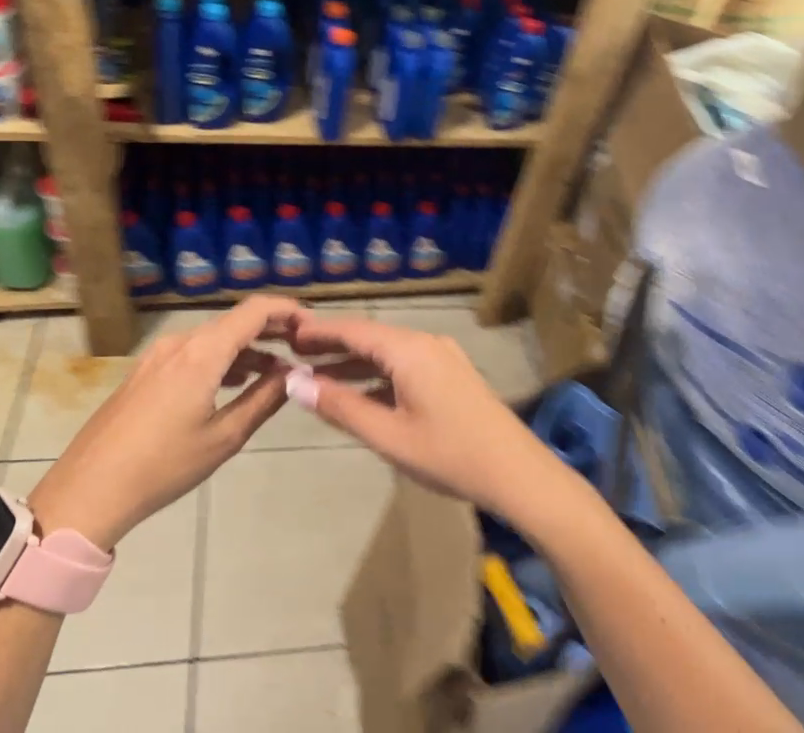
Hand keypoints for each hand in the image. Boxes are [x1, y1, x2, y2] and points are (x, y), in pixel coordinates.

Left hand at [28, 296, 303, 549]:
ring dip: (247, 348)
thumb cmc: (163, 466)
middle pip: (235, 321)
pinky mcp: (145, 372)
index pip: (255, 310)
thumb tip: (295, 373)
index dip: (289, 310)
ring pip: (214, 338)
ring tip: (277, 373)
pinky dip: (222, 359)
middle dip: (272, 331)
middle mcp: (180, 343)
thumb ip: (264, 399)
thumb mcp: (224, 437)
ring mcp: (158, 356)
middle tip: (303, 351)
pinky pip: (193, 352)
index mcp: (202, 353)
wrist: (89, 489)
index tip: (314, 326)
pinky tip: (235, 383)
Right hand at [285, 313, 569, 521]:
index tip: (287, 334)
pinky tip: (358, 394)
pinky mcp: (452, 376)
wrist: (517, 473)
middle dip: (333, 346)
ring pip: (388, 353)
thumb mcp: (388, 435)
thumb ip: (340, 407)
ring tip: (315, 375)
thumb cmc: (449, 454)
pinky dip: (378, 376)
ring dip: (354, 364)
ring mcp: (443, 358)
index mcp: (410, 350)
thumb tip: (295, 383)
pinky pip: (405, 366)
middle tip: (293, 353)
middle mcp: (427, 343)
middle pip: (371, 338)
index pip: (354, 330)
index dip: (319, 332)